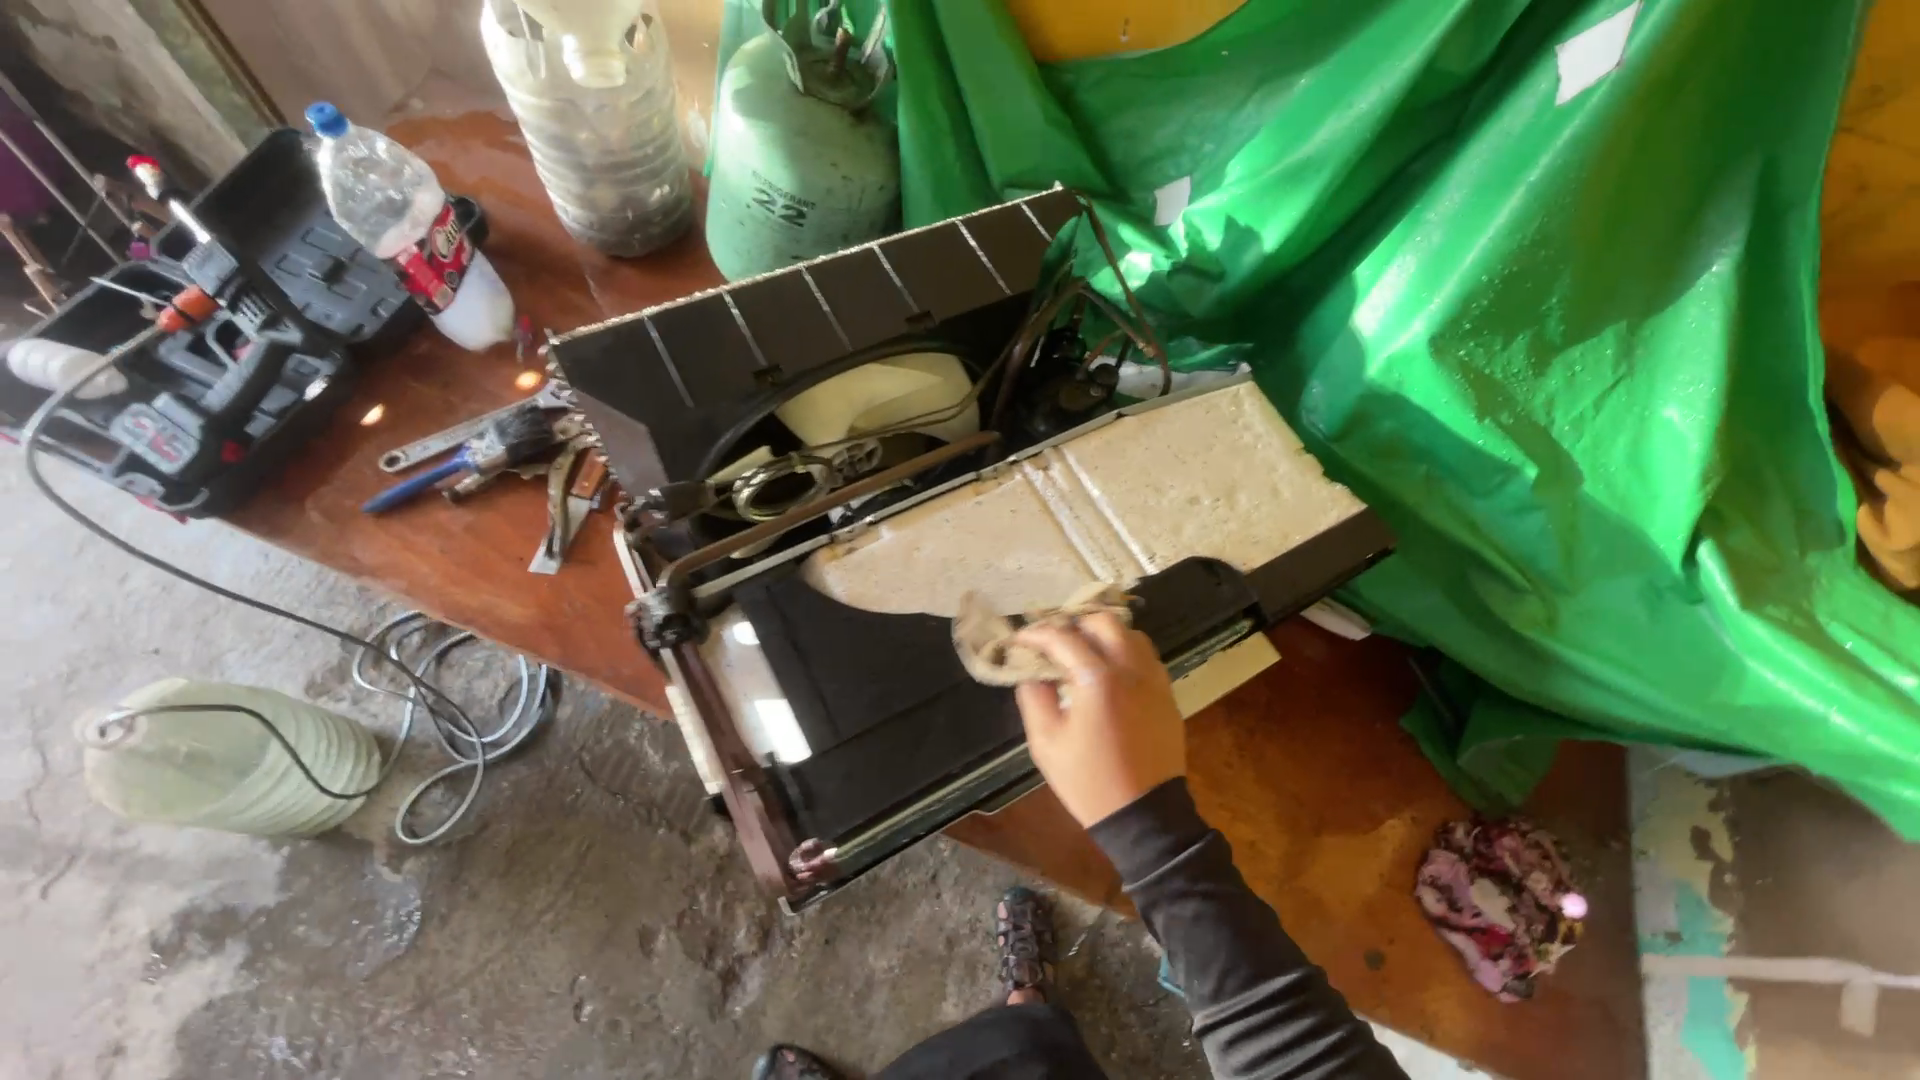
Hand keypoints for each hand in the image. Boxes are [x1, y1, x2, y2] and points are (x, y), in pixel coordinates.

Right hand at [1014, 613, 1185, 827]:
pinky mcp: (1167, 696)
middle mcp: (1130, 670)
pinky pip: (1147, 658)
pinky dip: (1125, 653)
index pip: (1062, 637)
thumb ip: (1034, 698)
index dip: (1036, 634)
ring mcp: (1154, 681)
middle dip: (1074, 624)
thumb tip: (1031, 673)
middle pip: (1103, 622)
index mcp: (1097, 679)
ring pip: (1131, 635)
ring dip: (1103, 635)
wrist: (1145, 816)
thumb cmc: (1089, 782)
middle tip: (1053, 641)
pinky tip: (1109, 672)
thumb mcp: (1046, 743)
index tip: (1019, 640)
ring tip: (1082, 651)